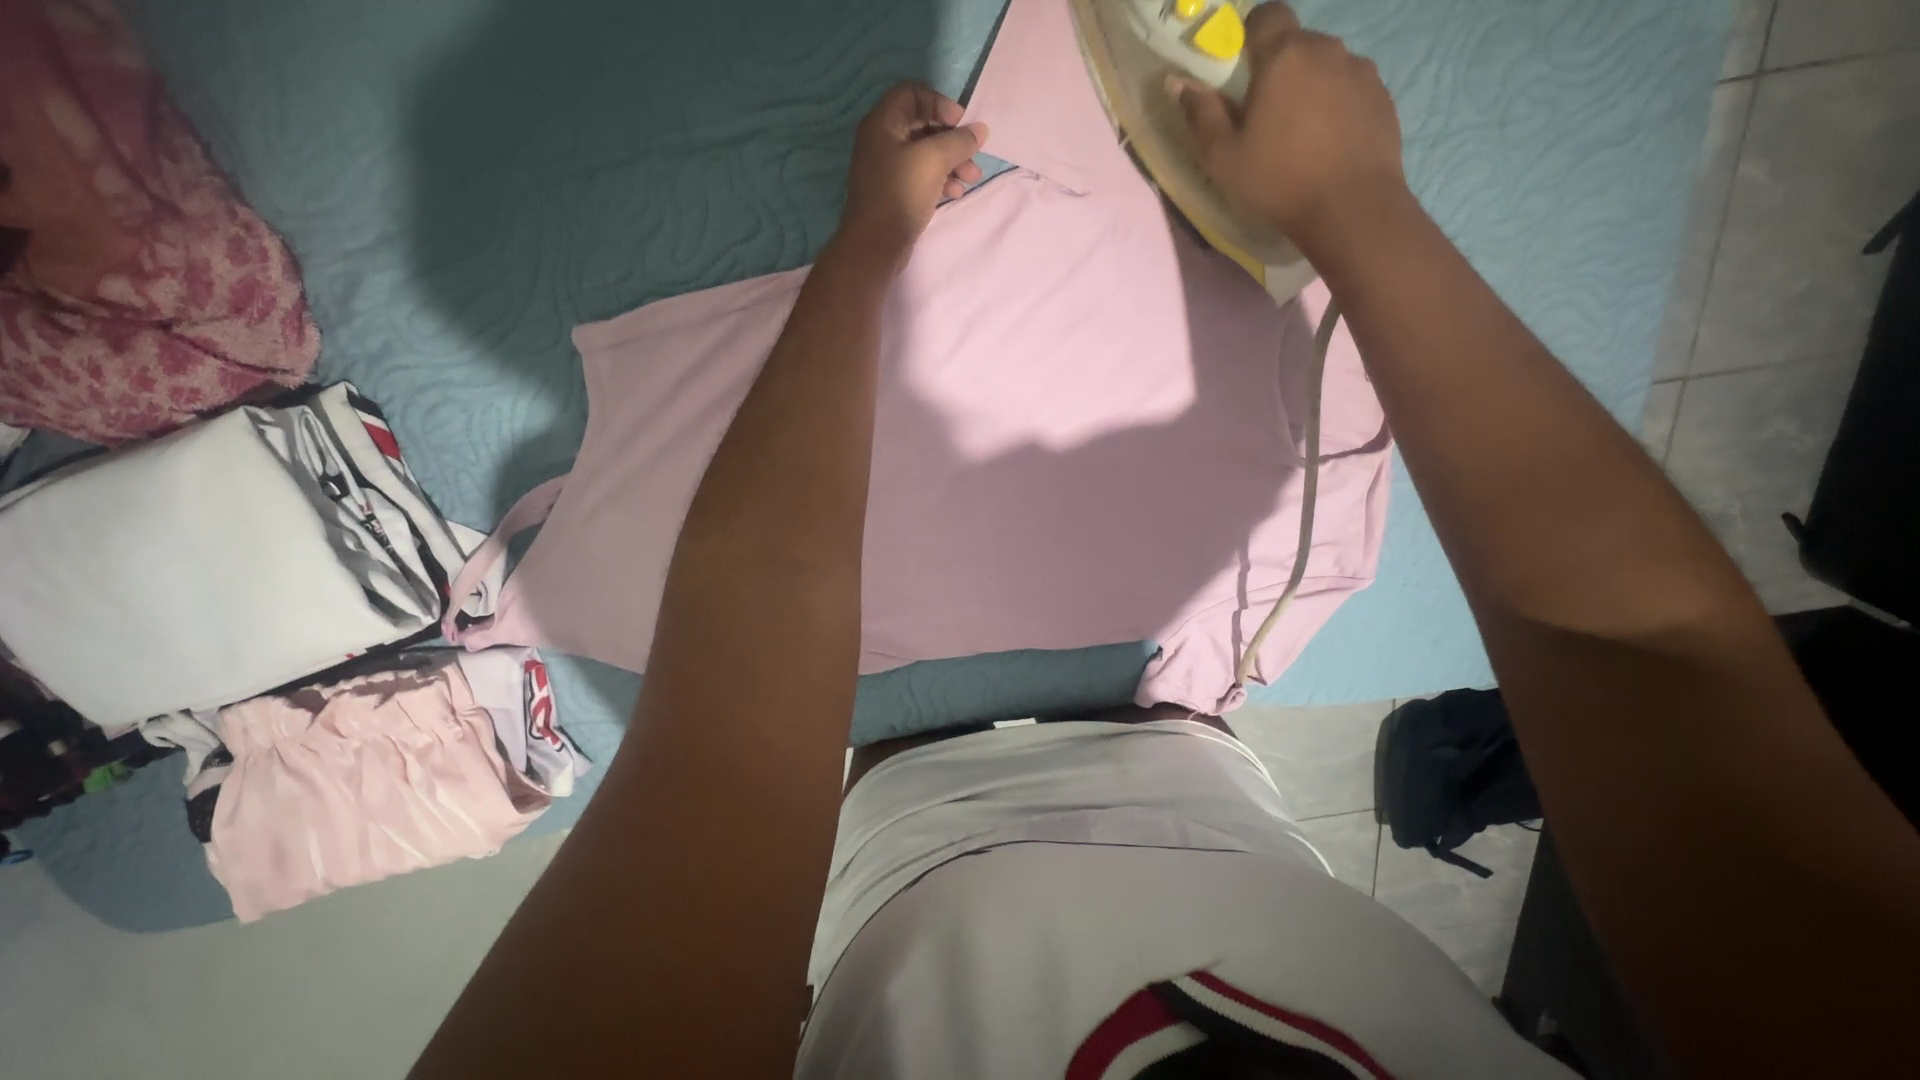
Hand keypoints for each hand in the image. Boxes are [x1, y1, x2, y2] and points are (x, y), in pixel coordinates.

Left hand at [834, 82, 987, 266]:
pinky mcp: (895, 191)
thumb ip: (959, 141)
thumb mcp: (934, 160)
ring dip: (952, 161)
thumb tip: (979, 130)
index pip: (912, 93)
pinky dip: (940, 179)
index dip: (939, 102)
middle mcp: (882, 140)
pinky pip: (921, 175)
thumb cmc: (901, 193)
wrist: (876, 244)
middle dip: (951, 137)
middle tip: (973, 152)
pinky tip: (956, 192)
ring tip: (971, 177)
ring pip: (925, 153)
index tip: (959, 122)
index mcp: (883, 123)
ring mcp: (887, 167)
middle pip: (922, 124)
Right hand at [1171, 2, 1406, 252]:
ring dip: (1311, 86)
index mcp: (1284, 57)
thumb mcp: (1223, 157)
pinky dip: (1338, 105)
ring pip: (1327, 66)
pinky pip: (1352, 89)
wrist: (1352, 208)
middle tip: (1266, 113)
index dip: (1251, 33)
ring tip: (1302, 133)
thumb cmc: (1278, 181)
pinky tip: (1330, 143)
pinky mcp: (1383, 97)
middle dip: (1280, 67)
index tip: (1242, 67)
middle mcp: (1327, 50)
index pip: (1267, 14)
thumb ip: (1200, 114)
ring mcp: (1361, 71)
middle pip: (1298, 43)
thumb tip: (1178, 83)